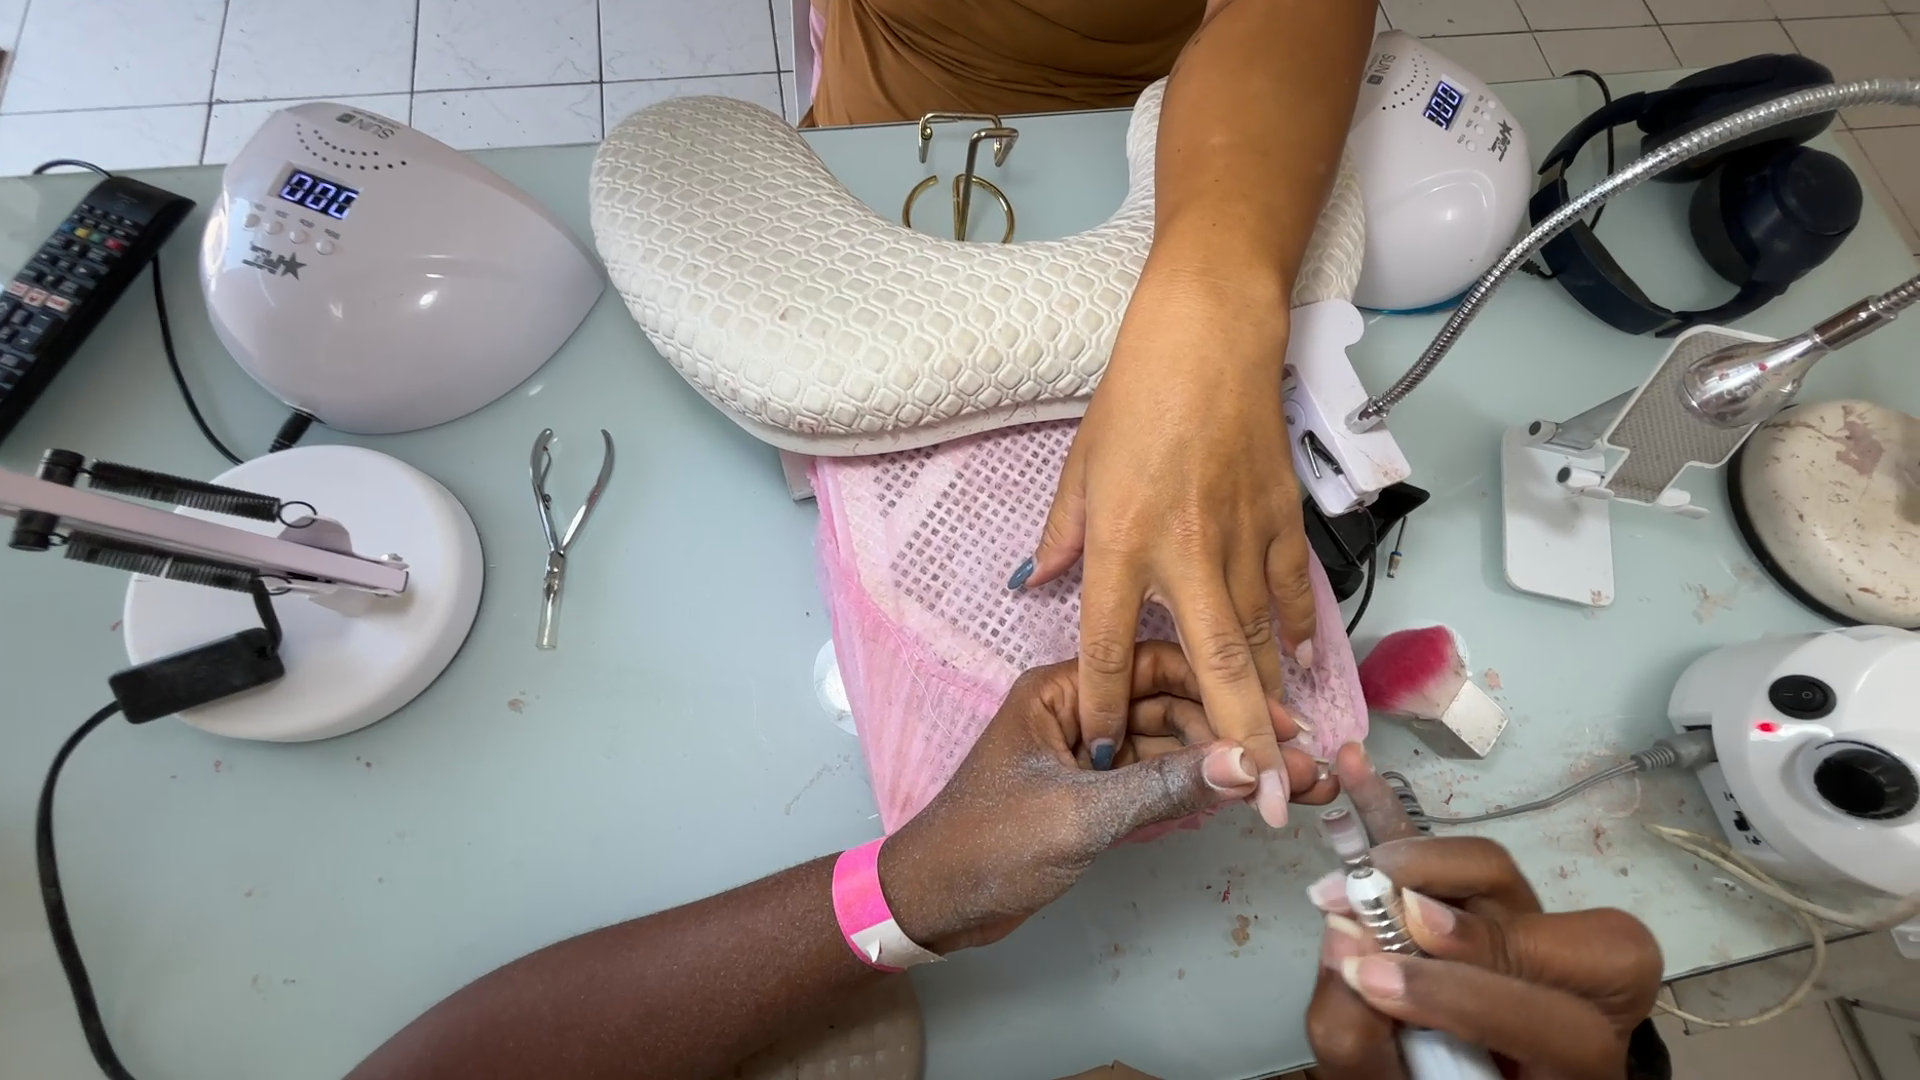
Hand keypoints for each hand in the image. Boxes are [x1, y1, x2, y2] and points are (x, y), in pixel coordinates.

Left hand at [877, 642, 1279, 952]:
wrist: (939, 902)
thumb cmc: (991, 844)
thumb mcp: (1080, 813)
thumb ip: (1163, 786)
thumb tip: (1247, 763)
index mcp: (1061, 689)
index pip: (1151, 668)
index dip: (1216, 689)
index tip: (1279, 718)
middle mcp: (1080, 711)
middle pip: (1169, 709)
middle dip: (1231, 735)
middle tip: (1299, 761)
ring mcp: (1091, 753)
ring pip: (1169, 747)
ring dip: (1223, 765)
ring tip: (1294, 784)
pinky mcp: (1098, 792)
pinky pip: (1156, 780)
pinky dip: (1197, 790)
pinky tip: (1245, 795)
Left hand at [1020, 268, 1317, 828]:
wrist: (1208, 341)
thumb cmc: (1132, 403)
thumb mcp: (1078, 470)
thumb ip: (1060, 538)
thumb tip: (1038, 583)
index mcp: (1121, 547)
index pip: (1106, 650)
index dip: (1103, 713)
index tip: (1103, 759)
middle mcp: (1185, 558)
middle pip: (1215, 667)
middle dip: (1240, 743)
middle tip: (1263, 805)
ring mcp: (1244, 542)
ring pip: (1265, 641)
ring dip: (1274, 703)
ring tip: (1283, 757)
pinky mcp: (1284, 522)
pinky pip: (1293, 596)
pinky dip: (1298, 637)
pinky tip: (1302, 671)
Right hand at [1305, 744, 1664, 1079]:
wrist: (1431, 1066)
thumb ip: (1357, 1036)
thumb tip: (1342, 942)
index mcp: (1569, 1066)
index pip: (1562, 1026)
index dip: (1469, 994)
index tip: (1374, 978)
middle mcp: (1565, 995)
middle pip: (1584, 943)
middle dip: (1474, 926)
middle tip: (1388, 915)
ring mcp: (1516, 934)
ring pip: (1504, 875)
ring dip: (1429, 862)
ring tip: (1359, 873)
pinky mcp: (1461, 897)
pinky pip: (1431, 844)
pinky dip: (1390, 809)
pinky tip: (1352, 766)